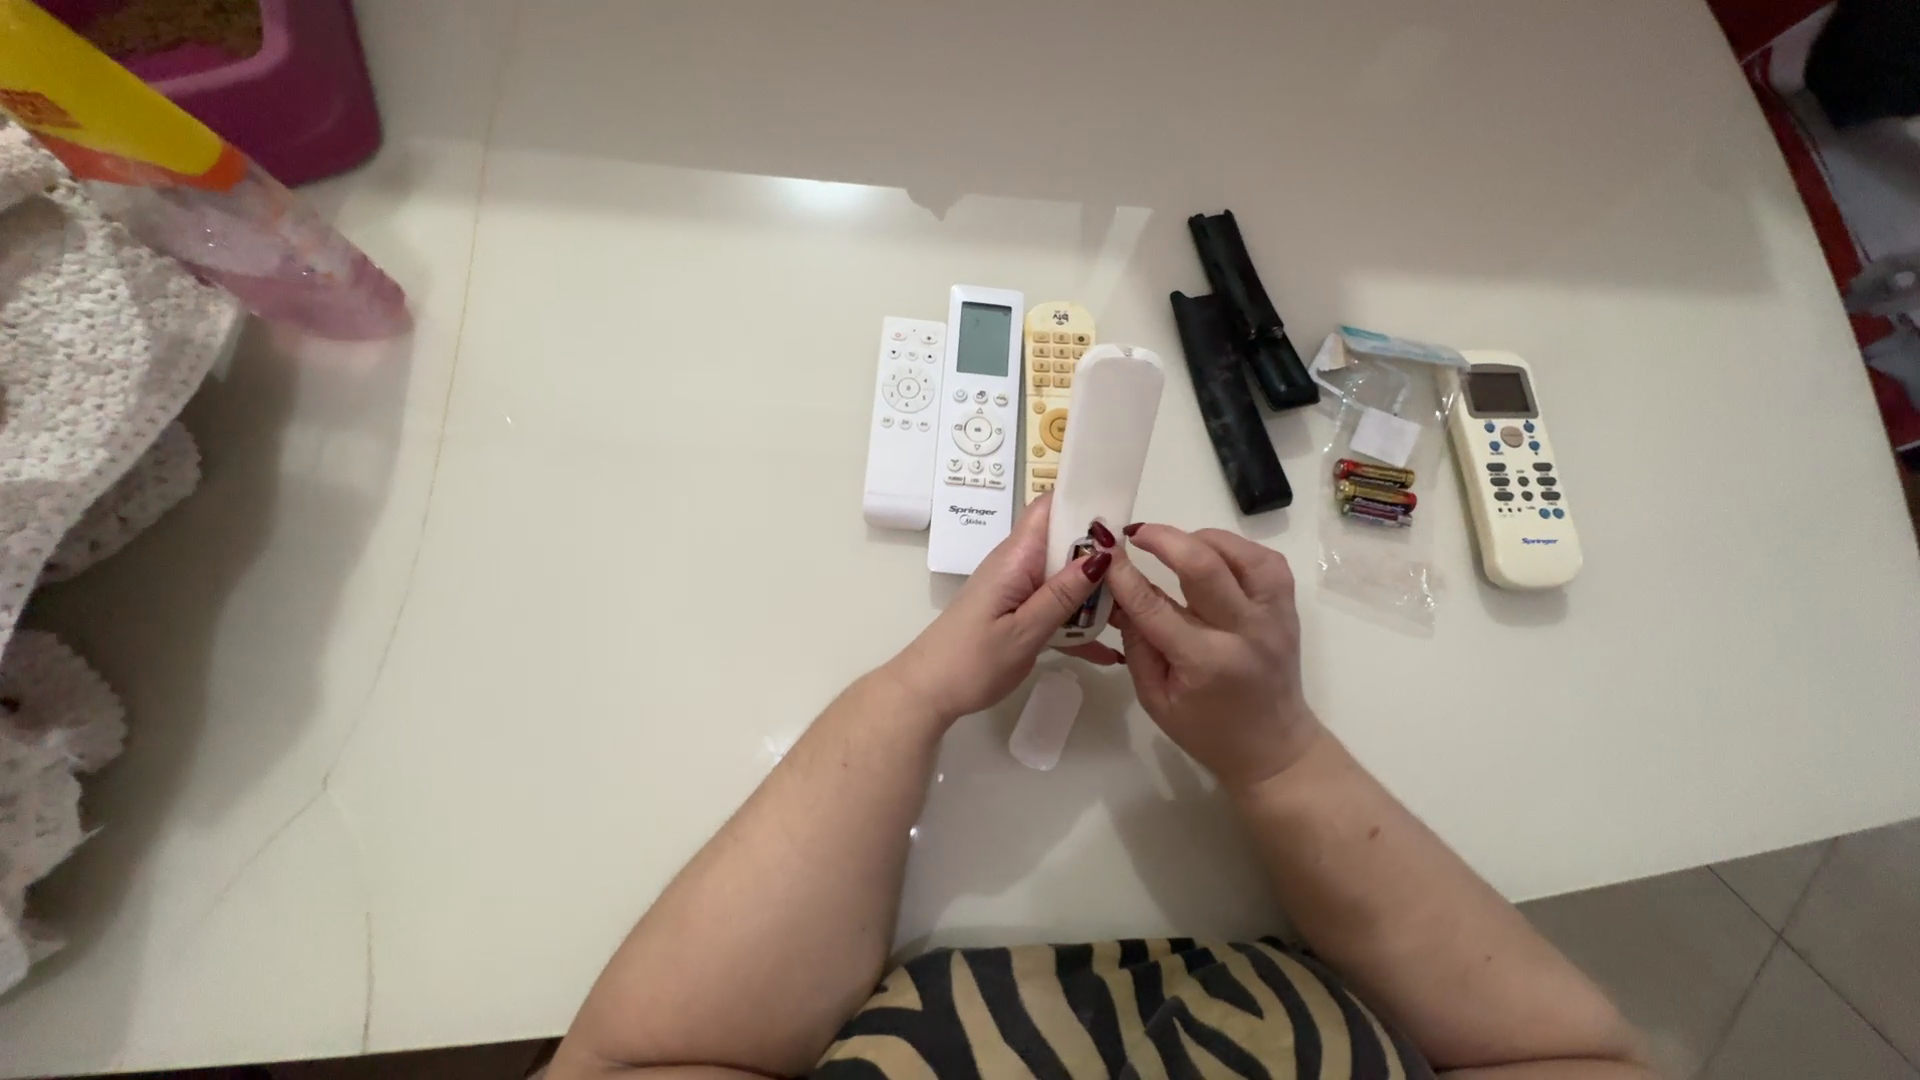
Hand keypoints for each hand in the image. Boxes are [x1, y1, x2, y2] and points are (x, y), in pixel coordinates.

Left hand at [882, 495, 1122, 723]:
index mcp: (1017, 557)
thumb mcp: (1024, 630)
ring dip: (1096, 592)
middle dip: (1103, 552)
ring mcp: (1020, 589)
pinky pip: (1057, 608)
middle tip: (1140, 573)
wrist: (930, 691)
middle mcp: (1020, 565)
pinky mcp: (1021, 613)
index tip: (1124, 511)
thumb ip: (1063, 594)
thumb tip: (1101, 553)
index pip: (1050, 508)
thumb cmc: (971, 659)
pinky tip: (1108, 651)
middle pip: (1067, 542)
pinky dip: (1079, 625)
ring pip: (1067, 576)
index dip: (1085, 500)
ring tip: (1135, 610)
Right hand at [1104, 524, 1322, 790]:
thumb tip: (1117, 593)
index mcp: (1205, 663)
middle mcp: (1244, 633)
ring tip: (1175, 543)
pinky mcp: (1288, 608)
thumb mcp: (1155, 698)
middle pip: (1205, 567)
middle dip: (1164, 539)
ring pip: (1242, 554)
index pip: (1155, 606)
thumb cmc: (1205, 730)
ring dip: (1202, 539)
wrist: (1273, 747)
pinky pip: (1267, 561)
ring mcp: (1273, 617)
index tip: (1102, 551)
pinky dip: (1236, 548)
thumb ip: (1136, 644)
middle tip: (1135, 533)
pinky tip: (1211, 552)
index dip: (1124, 575)